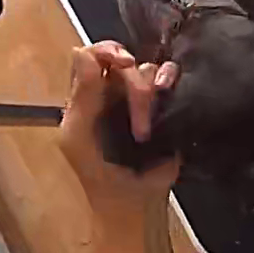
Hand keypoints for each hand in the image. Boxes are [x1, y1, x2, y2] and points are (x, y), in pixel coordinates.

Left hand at [59, 42, 179, 224]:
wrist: (136, 200)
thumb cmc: (100, 175)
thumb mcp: (78, 135)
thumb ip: (80, 95)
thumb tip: (82, 51)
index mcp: (88, 96)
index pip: (95, 55)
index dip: (109, 51)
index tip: (123, 63)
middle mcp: (116, 92)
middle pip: (129, 63)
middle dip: (135, 89)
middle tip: (140, 116)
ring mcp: (145, 100)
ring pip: (152, 72)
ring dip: (152, 96)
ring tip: (150, 127)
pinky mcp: (171, 108)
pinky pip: (176, 83)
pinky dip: (174, 86)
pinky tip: (171, 98)